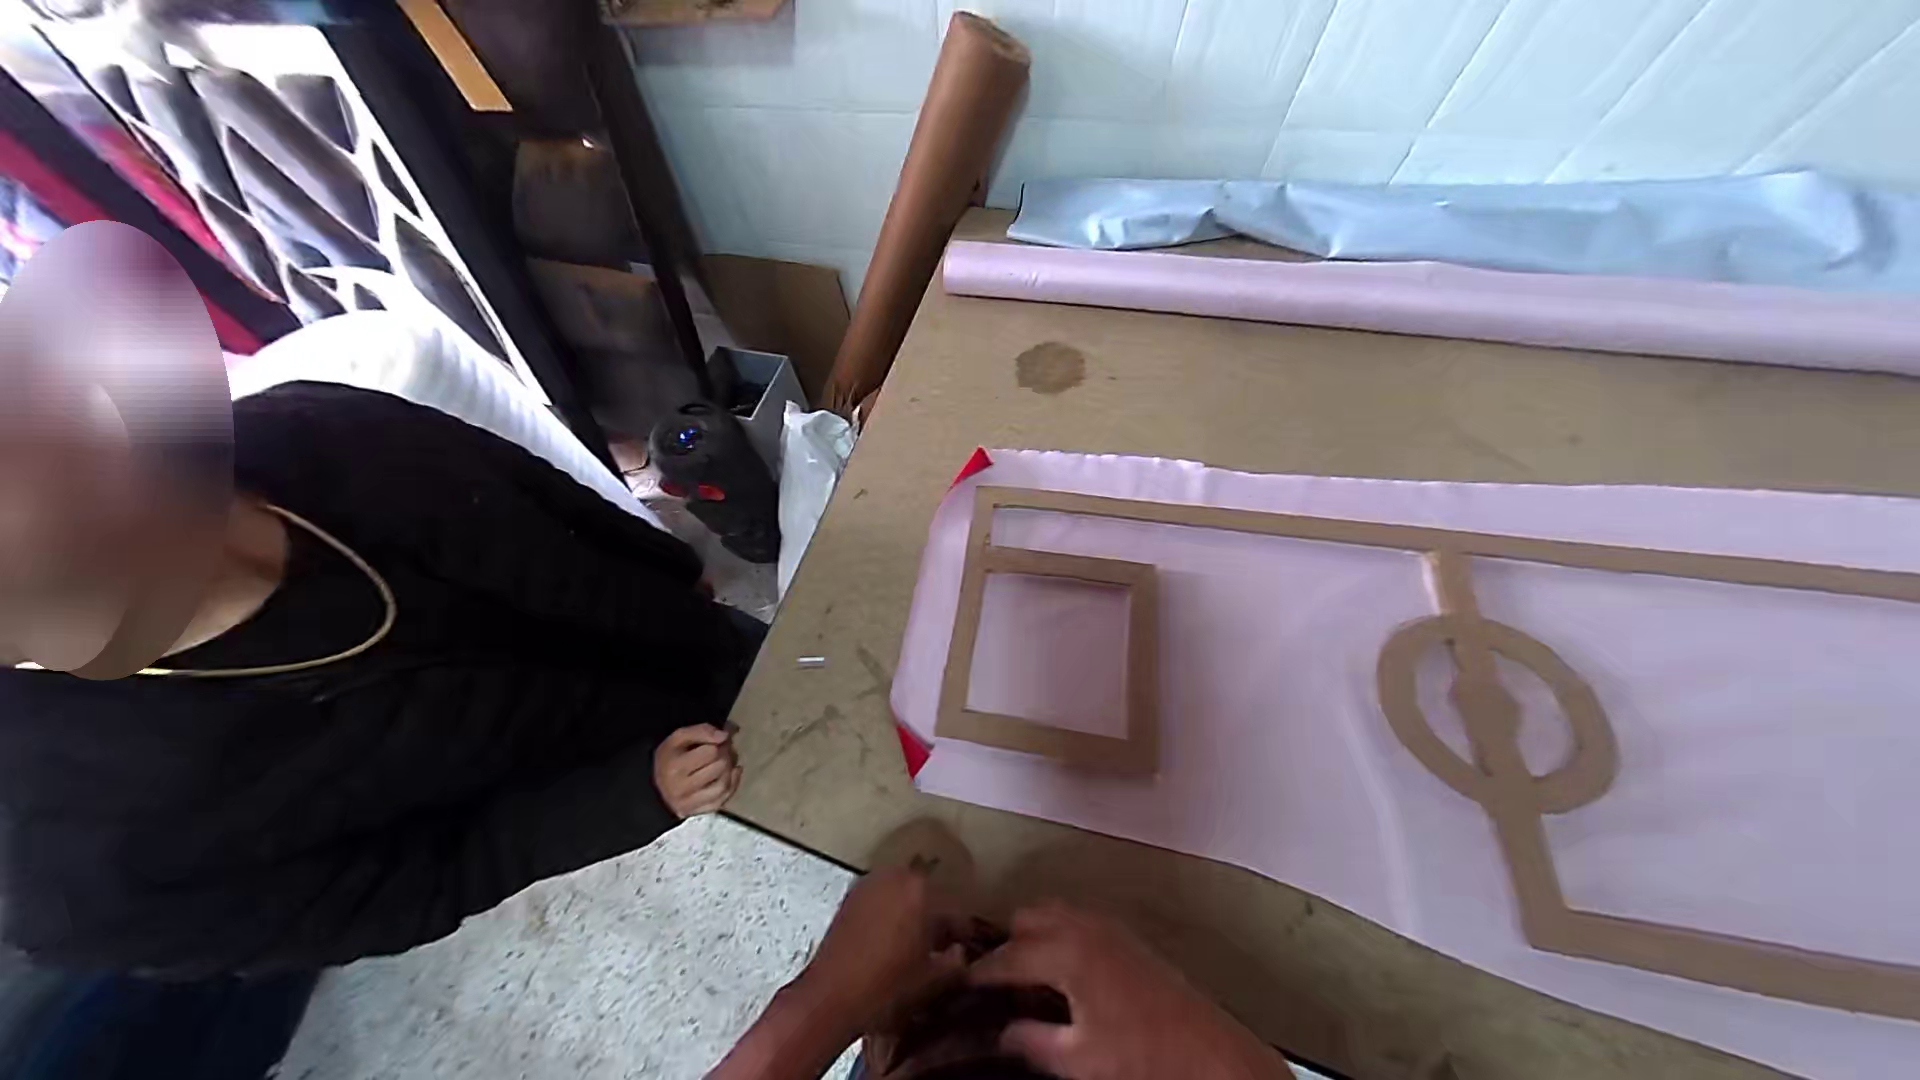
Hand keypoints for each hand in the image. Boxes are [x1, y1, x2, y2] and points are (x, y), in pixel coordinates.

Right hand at [654, 724, 740, 817]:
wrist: (655, 785)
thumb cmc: (670, 757)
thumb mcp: (679, 737)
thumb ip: (702, 731)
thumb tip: (725, 736)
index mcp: (675, 768)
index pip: (711, 751)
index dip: (717, 743)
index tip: (714, 742)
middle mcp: (681, 789)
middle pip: (720, 766)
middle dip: (724, 755)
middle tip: (721, 752)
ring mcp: (689, 804)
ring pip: (724, 784)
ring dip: (729, 770)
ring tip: (724, 763)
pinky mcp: (697, 812)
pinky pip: (723, 799)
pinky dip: (731, 785)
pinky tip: (729, 775)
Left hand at [794, 866, 967, 1036]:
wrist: (830, 997)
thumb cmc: (884, 989)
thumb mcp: (930, 981)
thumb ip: (955, 963)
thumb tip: (959, 952)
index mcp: (923, 892)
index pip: (954, 910)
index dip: (962, 933)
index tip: (963, 947)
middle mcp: (898, 876)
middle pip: (928, 895)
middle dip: (935, 916)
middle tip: (937, 944)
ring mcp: (872, 881)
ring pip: (903, 892)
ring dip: (910, 910)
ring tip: (910, 941)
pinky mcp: (852, 893)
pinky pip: (881, 897)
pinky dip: (887, 911)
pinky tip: (886, 938)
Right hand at [971, 904, 1292, 1079]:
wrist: (1209, 1053)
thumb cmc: (1139, 1057)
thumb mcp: (1079, 1060)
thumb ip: (1032, 1041)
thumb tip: (998, 1035)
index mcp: (1065, 951)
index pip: (1008, 956)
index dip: (981, 972)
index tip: (956, 985)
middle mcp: (1080, 924)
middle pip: (1027, 919)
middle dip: (1007, 946)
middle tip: (996, 985)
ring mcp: (1104, 924)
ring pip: (1052, 912)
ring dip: (1033, 935)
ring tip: (1027, 977)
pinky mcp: (1123, 932)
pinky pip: (1075, 918)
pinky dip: (1058, 934)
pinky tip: (1062, 972)